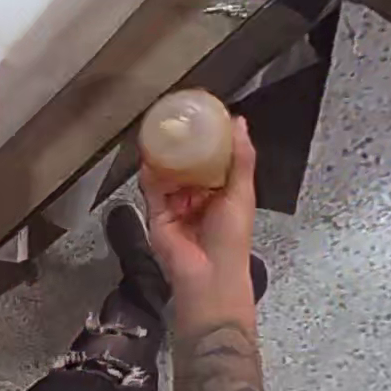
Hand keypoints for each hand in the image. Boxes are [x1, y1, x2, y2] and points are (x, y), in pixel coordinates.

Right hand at [139, 117, 257, 328]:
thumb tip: (239, 121)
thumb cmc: (232, 235)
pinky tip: (149, 156)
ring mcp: (174, 206)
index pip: (210, 161)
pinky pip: (151, 190)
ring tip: (160, 131)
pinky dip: (149, 174)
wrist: (210, 274)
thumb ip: (241, 158)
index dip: (207, 140)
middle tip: (177, 119)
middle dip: (182, 145)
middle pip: (185, 166)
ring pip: (166, 175)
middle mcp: (195, 197)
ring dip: (164, 156)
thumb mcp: (242, 192)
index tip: (202, 116)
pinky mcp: (156, 215)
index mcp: (218, 193)